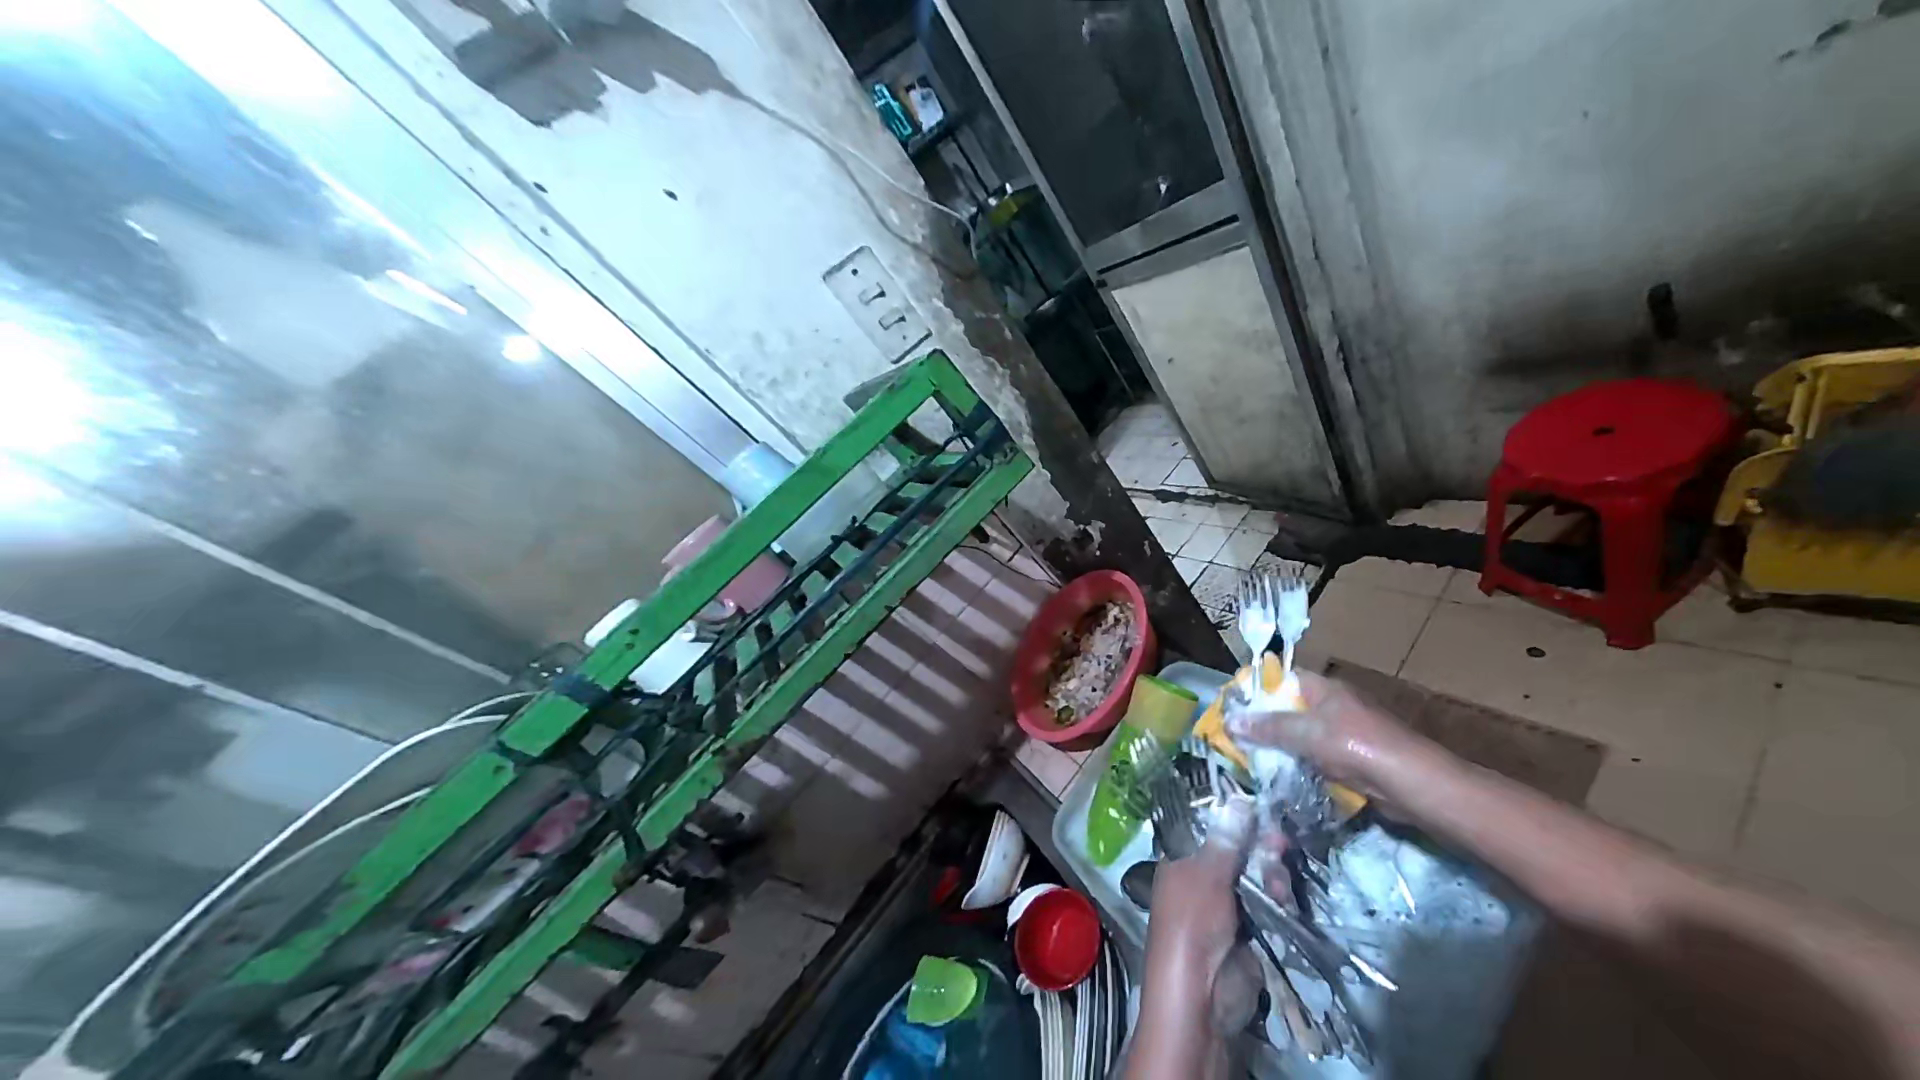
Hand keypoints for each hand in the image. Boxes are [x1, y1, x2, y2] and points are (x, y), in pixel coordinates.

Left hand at [1141, 799, 1261, 1040]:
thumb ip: (1227, 840)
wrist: (1202, 994)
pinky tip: (1284, 900)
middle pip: (1237, 853)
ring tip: (1279, 884)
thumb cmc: (1192, 923)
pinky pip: (1268, 905)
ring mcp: (1227, 905)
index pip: (1209, 830)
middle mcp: (1202, 879)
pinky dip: (1278, 901)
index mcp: (1181, 861)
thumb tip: (1239, 798)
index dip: (1234, 820)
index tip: (1260, 811)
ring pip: (1256, 877)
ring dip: (1272, 875)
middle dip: (1260, 848)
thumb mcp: (1207, 875)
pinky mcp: (1250, 930)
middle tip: (1281, 843)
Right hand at [1227, 670, 1430, 795]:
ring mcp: (1346, 732)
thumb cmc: (1356, 746)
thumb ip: (1267, 727)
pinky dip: (1302, 765)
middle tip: (1237, 737)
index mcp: (1324, 689)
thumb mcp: (1305, 734)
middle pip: (1291, 709)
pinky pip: (1317, 757)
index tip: (1234, 706)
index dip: (1259, 689)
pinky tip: (1283, 776)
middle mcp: (1334, 705)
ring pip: (1303, 736)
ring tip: (1253, 759)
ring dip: (1283, 748)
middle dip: (1266, 723)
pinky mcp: (1354, 759)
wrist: (1412, 784)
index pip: (1284, 678)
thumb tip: (1230, 721)